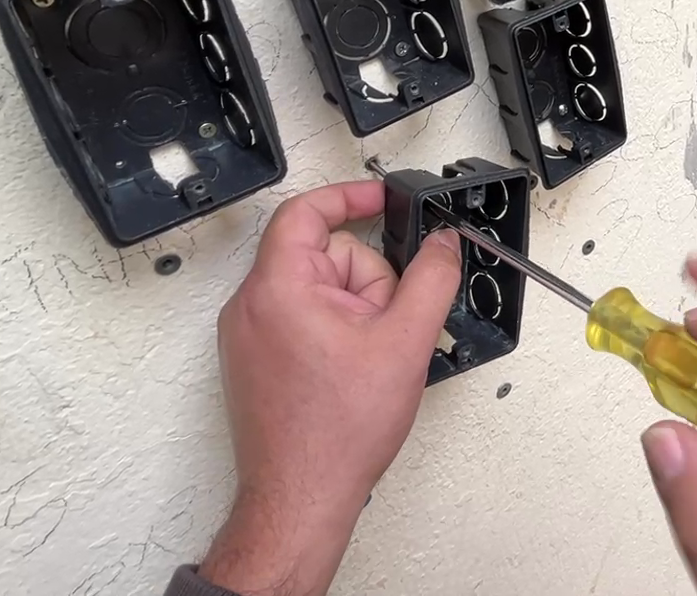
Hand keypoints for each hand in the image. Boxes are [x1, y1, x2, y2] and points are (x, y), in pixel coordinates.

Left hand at [199, 181, 461, 595]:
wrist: (302, 501)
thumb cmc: (336, 433)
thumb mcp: (406, 340)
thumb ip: (433, 277)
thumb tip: (443, 241)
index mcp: (279, 290)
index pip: (306, 212)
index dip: (351, 195)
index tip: (384, 198)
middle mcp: (253, 306)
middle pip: (329, 255)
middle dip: (371, 281)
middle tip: (384, 324)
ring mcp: (252, 334)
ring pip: (324, 287)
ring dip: (360, 308)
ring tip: (368, 354)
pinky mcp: (260, 356)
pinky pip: (310, 313)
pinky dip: (342, 326)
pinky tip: (354, 365)